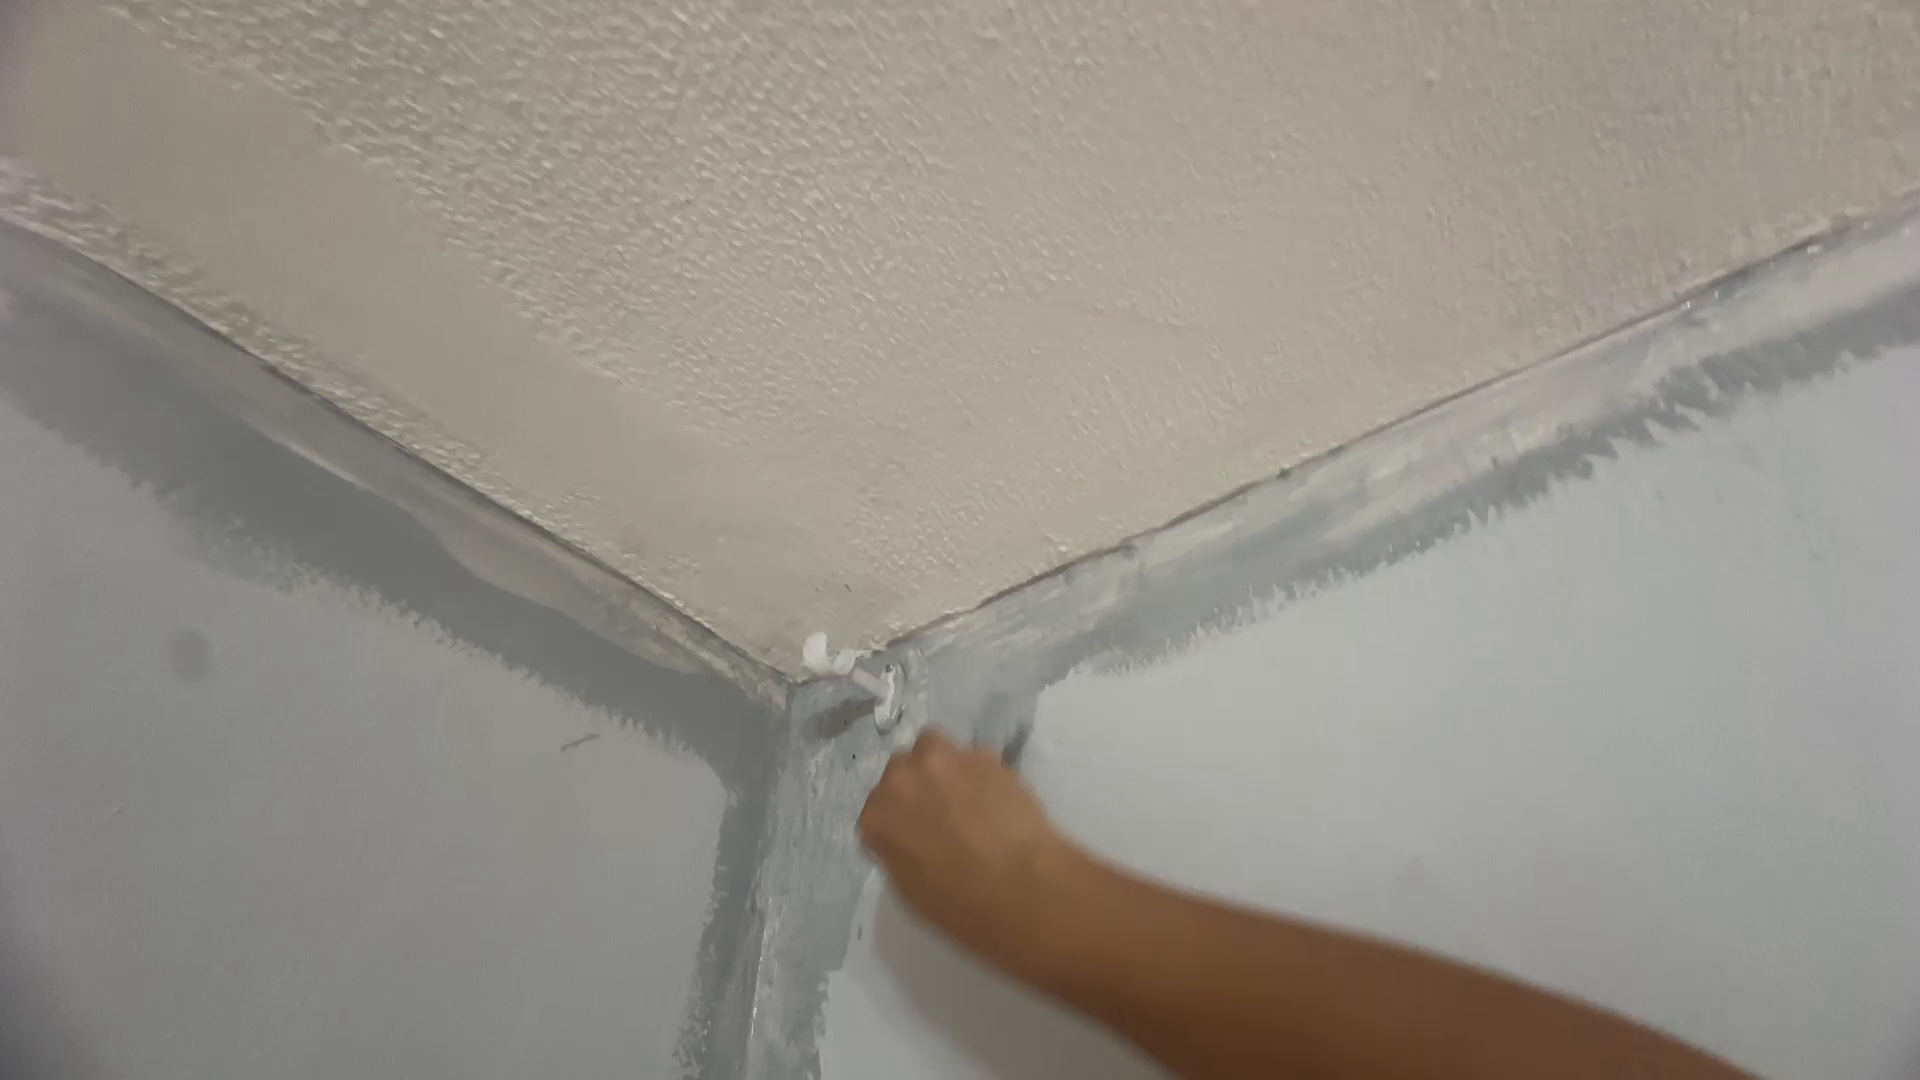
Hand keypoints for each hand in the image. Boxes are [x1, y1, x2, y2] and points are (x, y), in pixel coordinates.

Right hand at [858, 730, 1077, 967]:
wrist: (1023, 886)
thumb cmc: (962, 906)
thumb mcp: (909, 889)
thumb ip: (897, 850)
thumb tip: (908, 836)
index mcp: (877, 818)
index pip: (876, 811)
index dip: (895, 824)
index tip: (913, 838)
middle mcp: (902, 779)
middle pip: (899, 771)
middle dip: (914, 788)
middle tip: (937, 814)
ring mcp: (942, 760)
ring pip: (930, 747)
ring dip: (938, 765)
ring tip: (961, 792)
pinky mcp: (982, 753)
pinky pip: (971, 756)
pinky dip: (976, 771)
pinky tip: (993, 796)